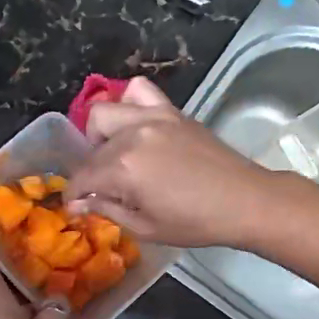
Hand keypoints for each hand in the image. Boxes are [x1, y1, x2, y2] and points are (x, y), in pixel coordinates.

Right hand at [67, 77, 283, 248]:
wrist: (244, 201)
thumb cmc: (195, 223)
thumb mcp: (146, 227)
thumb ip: (108, 210)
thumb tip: (79, 203)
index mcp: (123, 169)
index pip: (83, 178)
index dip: (74, 195)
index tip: (75, 206)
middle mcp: (132, 135)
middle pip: (92, 148)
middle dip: (90, 170)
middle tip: (102, 189)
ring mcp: (152, 117)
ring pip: (105, 112)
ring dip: (100, 134)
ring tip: (113, 154)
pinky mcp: (171, 111)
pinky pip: (139, 91)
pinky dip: (129, 103)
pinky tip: (135, 125)